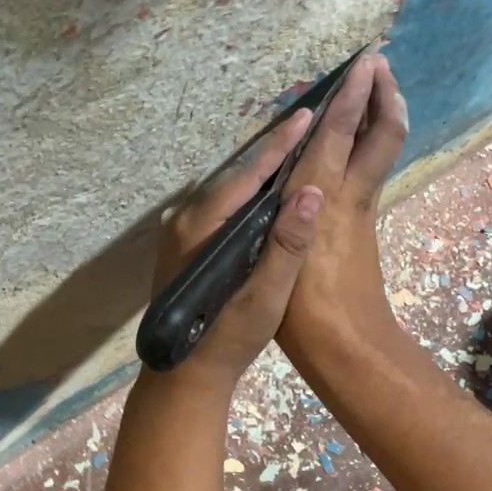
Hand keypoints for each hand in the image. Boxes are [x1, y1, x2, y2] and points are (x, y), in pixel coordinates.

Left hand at [149, 108, 325, 380]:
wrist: (183, 375)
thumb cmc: (227, 340)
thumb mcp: (264, 297)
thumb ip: (287, 246)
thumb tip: (311, 192)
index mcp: (201, 227)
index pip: (245, 175)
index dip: (278, 146)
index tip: (307, 115)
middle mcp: (185, 220)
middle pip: (233, 174)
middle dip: (271, 148)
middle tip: (307, 119)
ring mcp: (180, 231)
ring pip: (225, 187)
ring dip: (259, 167)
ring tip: (295, 143)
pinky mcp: (183, 243)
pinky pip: (219, 203)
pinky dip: (245, 189)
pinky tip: (269, 186)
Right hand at [276, 52, 409, 373]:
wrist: (348, 349)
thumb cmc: (301, 310)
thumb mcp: (278, 258)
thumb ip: (279, 215)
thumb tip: (282, 171)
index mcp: (325, 200)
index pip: (343, 135)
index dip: (354, 96)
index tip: (364, 61)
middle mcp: (350, 197)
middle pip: (383, 135)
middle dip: (385, 95)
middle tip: (379, 63)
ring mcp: (361, 211)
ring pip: (383, 150)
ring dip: (383, 113)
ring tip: (373, 87)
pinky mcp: (361, 225)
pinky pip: (371, 167)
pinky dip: (369, 140)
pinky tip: (352, 140)